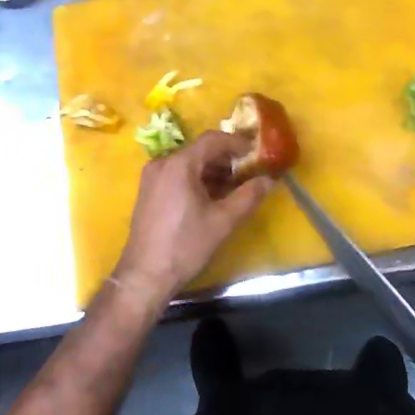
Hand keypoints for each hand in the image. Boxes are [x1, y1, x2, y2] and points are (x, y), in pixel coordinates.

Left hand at [112, 132, 271, 306]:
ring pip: (188, 162)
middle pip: (199, 150)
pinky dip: (196, 178)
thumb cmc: (185, 245)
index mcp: (179, 164)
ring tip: (233, 187)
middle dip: (225, 159)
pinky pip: (176, 174)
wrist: (145, 275)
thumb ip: (248, 196)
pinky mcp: (148, 191)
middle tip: (248, 172)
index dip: (237, 143)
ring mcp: (152, 177)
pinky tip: (211, 197)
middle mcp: (162, 163)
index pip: (212, 140)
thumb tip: (269, 180)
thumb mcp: (223, 221)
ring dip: (211, 170)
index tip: (256, 152)